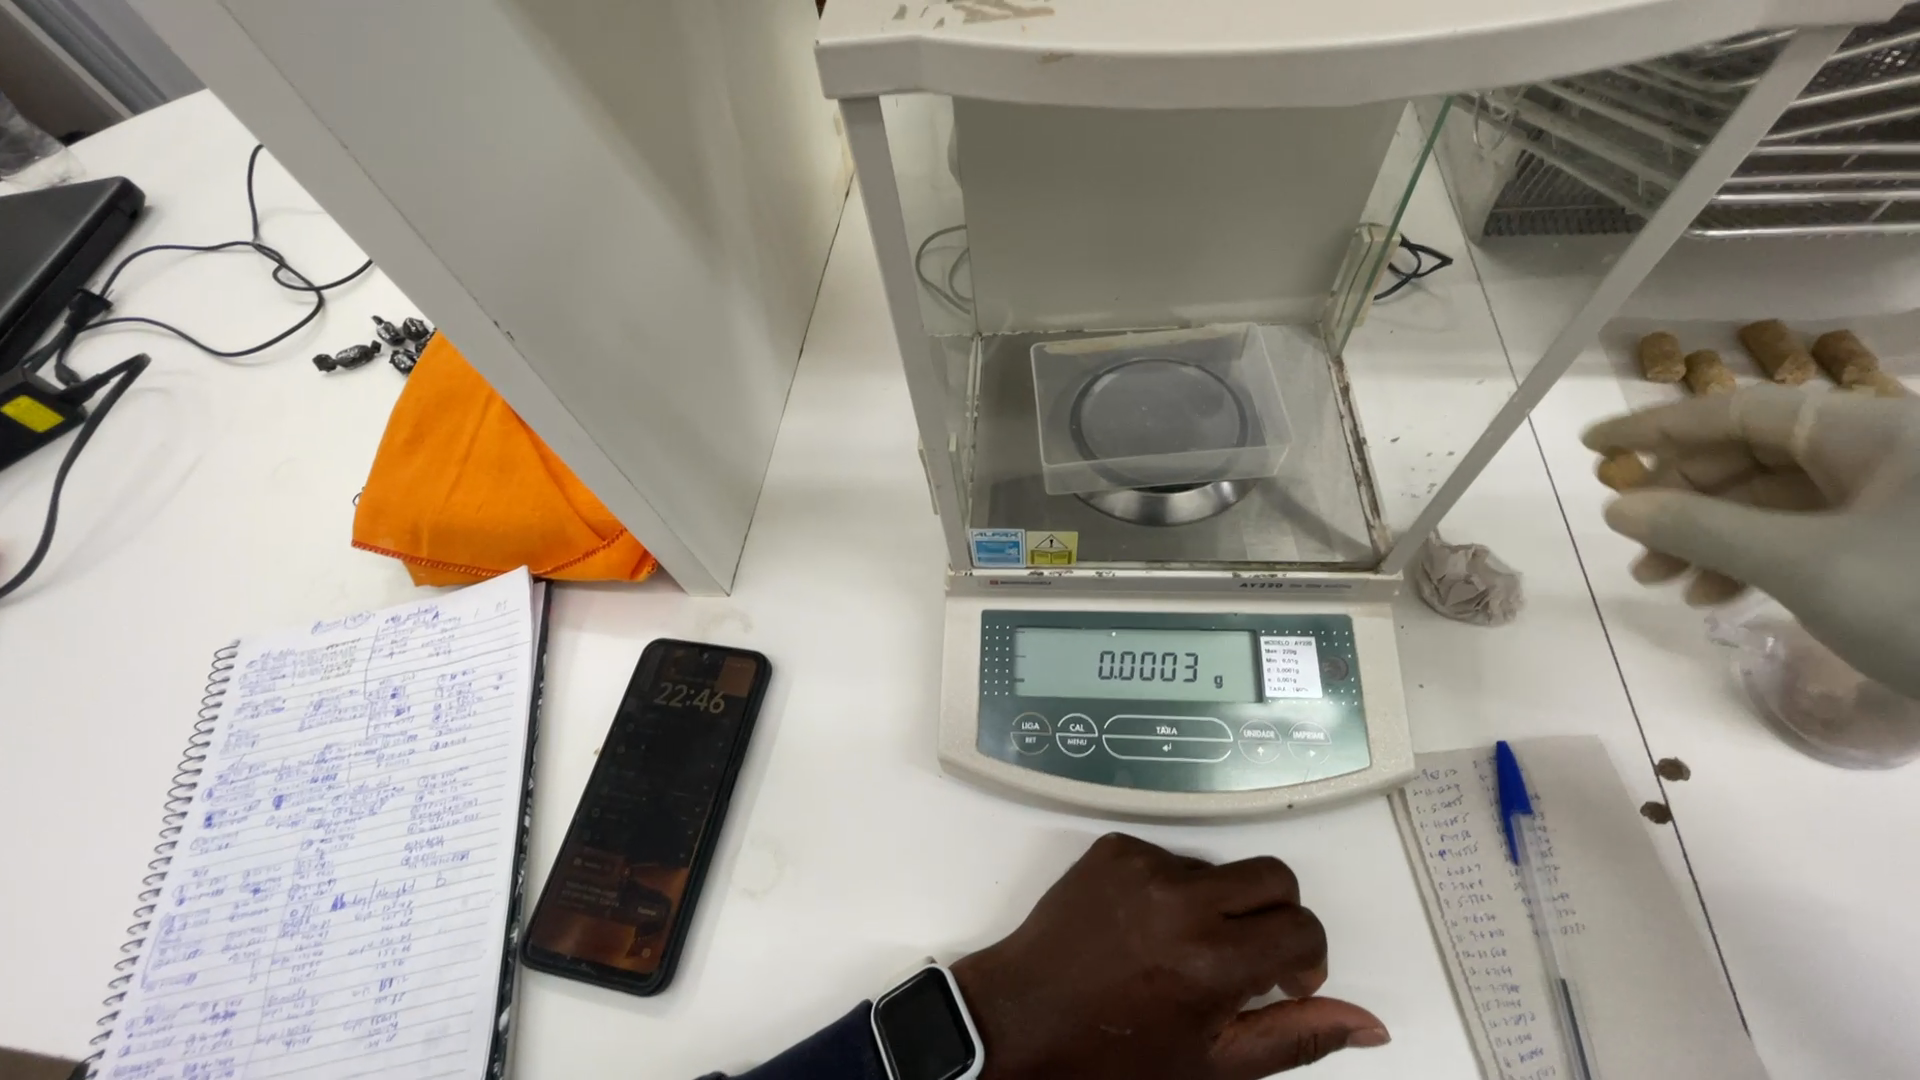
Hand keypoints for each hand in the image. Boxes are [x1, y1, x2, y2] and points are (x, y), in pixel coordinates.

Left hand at [950, 833, 1386, 1079]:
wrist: (1022, 1018)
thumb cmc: (1118, 1056)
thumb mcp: (1213, 1065)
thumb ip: (1296, 1036)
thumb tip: (1370, 1021)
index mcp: (1213, 958)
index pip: (1303, 927)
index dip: (1305, 960)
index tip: (1282, 981)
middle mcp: (1181, 897)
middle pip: (1274, 875)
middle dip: (1277, 914)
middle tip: (1246, 955)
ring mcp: (1142, 864)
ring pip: (1220, 867)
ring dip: (1219, 903)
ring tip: (1179, 947)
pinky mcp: (1112, 847)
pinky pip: (1167, 855)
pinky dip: (1170, 887)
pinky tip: (1143, 926)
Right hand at [1583, 385, 1919, 697]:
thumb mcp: (1806, 566)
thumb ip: (1701, 528)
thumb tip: (1619, 504)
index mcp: (1876, 433)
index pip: (1738, 411)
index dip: (1656, 428)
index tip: (1590, 445)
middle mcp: (1888, 454)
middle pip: (1751, 458)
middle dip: (1681, 499)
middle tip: (1628, 539)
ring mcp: (1899, 502)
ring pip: (1774, 502)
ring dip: (1707, 538)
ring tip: (1657, 580)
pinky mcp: (1903, 546)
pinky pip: (1806, 535)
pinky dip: (1751, 561)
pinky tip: (1715, 597)